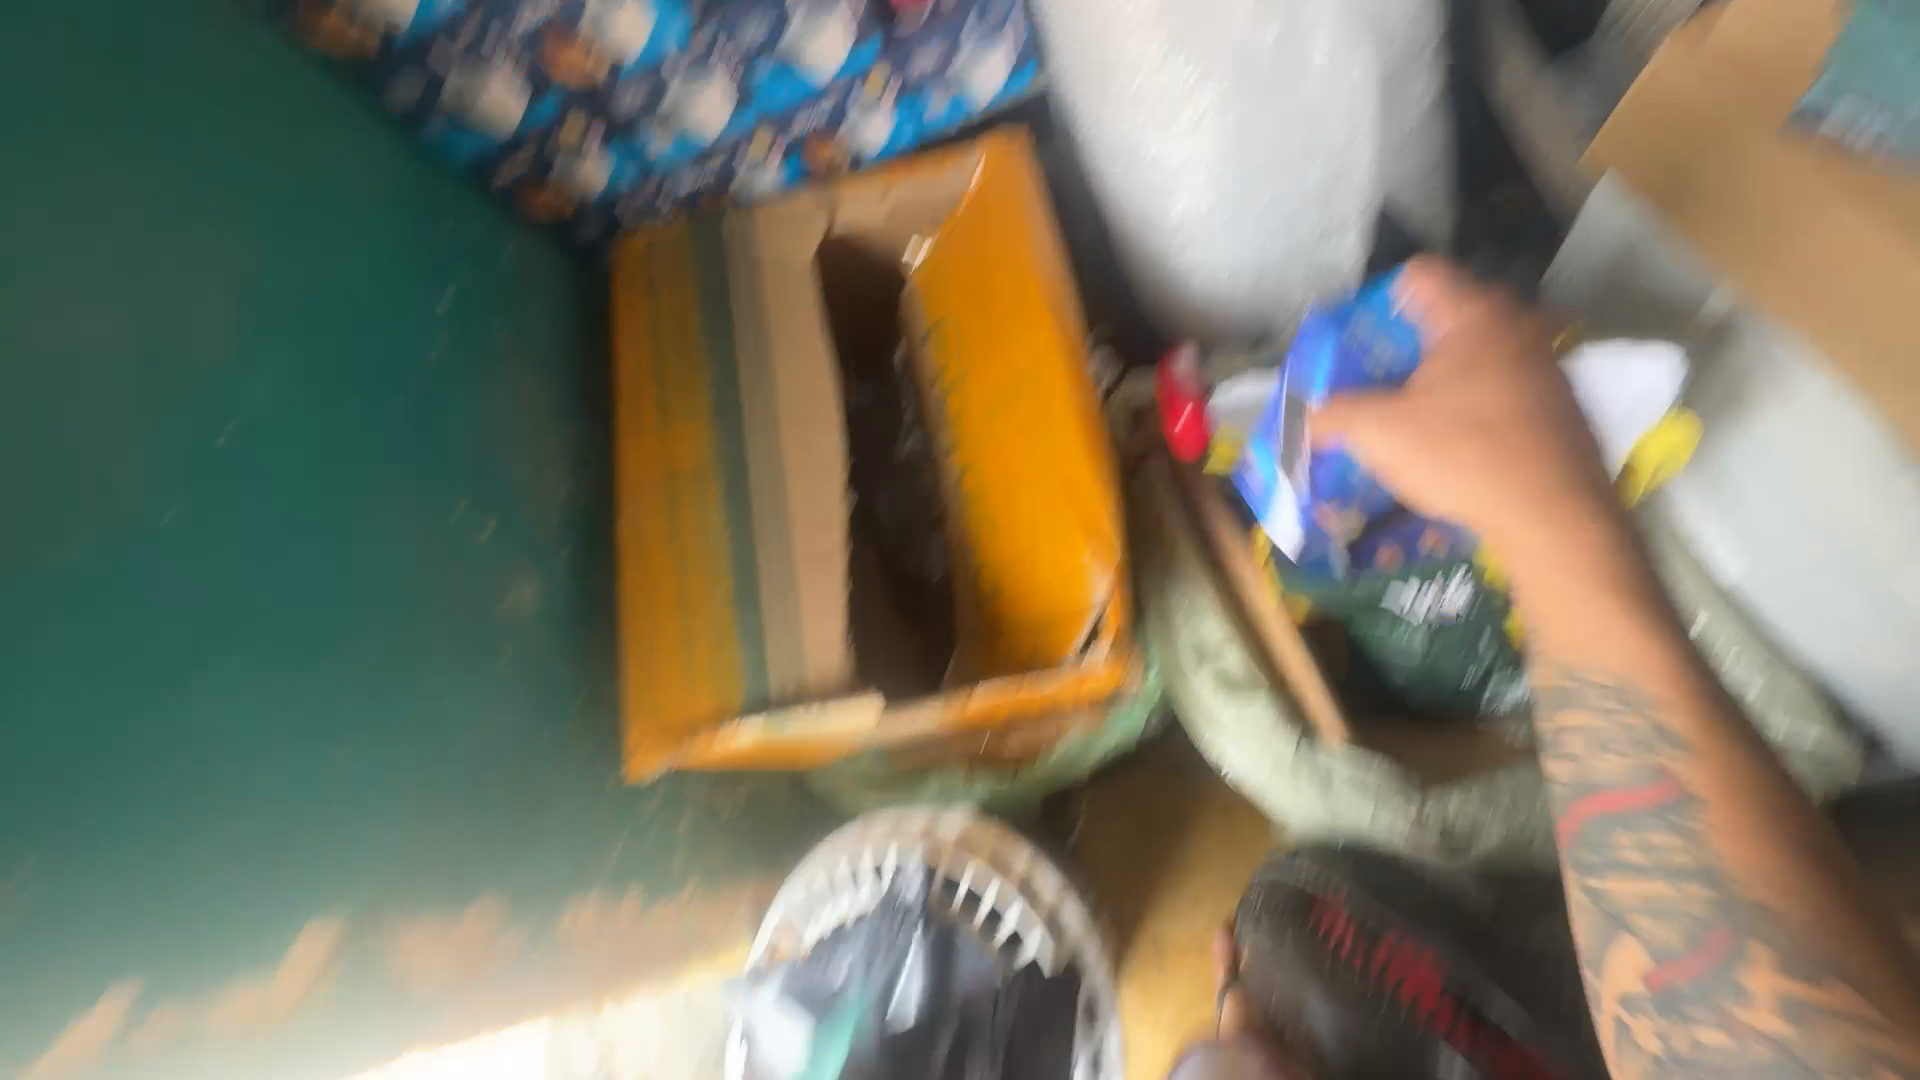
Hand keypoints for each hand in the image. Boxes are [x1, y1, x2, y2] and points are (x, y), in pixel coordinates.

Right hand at [1311, 257, 1620, 561]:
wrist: (1552, 515)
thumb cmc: (1462, 455)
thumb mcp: (1377, 433)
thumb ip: (1332, 415)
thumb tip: (1308, 417)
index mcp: (1472, 316)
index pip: (1415, 276)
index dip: (1374, 303)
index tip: (1351, 340)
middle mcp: (1516, 326)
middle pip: (1443, 316)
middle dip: (1398, 346)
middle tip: (1367, 380)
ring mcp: (1544, 364)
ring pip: (1471, 354)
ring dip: (1432, 377)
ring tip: (1400, 414)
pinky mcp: (1556, 404)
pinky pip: (1495, 386)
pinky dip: (1464, 402)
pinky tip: (1445, 441)